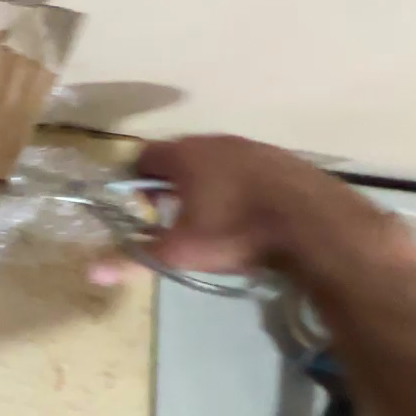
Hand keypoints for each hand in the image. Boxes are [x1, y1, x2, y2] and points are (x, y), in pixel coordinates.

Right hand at [131, 135, 403, 277]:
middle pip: (180, 156)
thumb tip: (90, 274)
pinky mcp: (291, 161)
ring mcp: (257, 148)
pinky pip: (253, 169)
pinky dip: (246, 187)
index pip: (143, 157)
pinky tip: (255, 215)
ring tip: (217, 218)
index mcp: (185, 156)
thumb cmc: (239, 233)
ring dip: (211, 183)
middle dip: (172, 184)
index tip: (144, 210)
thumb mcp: (181, 252)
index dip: (136, 183)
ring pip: (218, 162)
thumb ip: (134, 259)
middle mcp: (218, 142)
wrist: (326, 230)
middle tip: (177, 217)